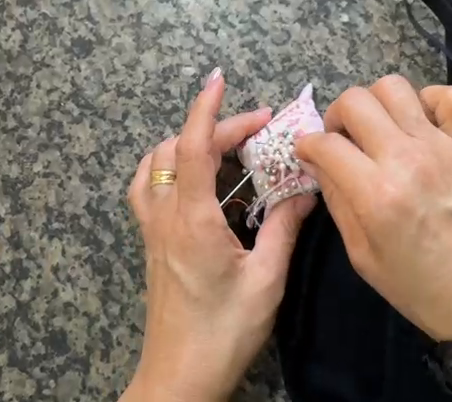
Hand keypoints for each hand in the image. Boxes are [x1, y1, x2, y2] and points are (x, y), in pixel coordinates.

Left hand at [121, 70, 316, 401]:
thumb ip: (283, 229)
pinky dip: (165, 166)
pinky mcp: (151, 242)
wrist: (177, 380)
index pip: (191, 146)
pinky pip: (146, 187)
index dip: (205, 109)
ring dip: (187, 142)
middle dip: (217, 127)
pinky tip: (190, 177)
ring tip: (225, 145)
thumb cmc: (223, 332)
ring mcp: (152, 228)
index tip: (220, 79)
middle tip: (259, 128)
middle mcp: (165, 214)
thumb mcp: (265, 282)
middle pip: (180, 149)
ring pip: (155, 163)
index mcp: (193, 219)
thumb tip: (305, 189)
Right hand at [294, 75, 451, 342]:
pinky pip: (450, 96)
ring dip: (376, 103)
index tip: (309, 154)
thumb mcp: (363, 256)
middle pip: (354, 101)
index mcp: (375, 194)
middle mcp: (405, 159)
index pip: (325, 143)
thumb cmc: (420, 288)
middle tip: (342, 140)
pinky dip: (430, 100)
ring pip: (394, 86)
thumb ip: (337, 201)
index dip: (307, 146)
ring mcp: (439, 146)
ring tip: (378, 128)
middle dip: (336, 116)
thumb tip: (317, 161)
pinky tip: (420, 123)